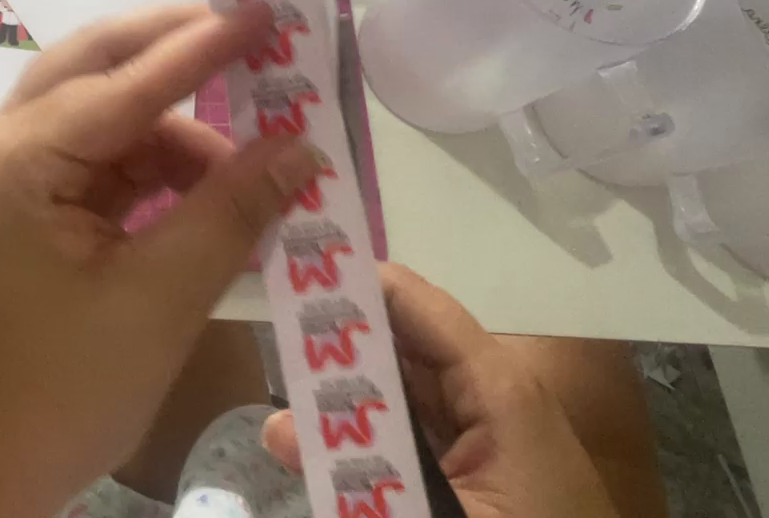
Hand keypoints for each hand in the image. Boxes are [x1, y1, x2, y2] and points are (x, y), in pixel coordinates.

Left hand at [0, 3, 322, 517]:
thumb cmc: (68, 388)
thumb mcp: (162, 300)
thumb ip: (231, 212)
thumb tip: (301, 148)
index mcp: (20, 164)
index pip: (123, 86)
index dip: (200, 49)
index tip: (262, 13)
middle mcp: (9, 145)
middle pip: (96, 64)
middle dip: (174, 47)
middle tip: (249, 34)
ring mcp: (19, 167)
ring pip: (106, 105)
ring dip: (177, 119)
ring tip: (252, 144)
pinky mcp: (38, 194)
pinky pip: (108, 148)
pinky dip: (161, 157)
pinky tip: (212, 179)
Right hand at [262, 265, 620, 517]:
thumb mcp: (436, 508)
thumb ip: (360, 471)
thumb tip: (273, 429)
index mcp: (497, 387)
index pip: (411, 301)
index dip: (350, 280)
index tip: (283, 274)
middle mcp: (490, 392)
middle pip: (396, 342)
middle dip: (333, 345)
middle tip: (271, 344)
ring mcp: (485, 431)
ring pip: (397, 388)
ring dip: (341, 398)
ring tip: (283, 415)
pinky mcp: (480, 466)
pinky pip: (411, 430)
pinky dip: (366, 436)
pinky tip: (319, 451)